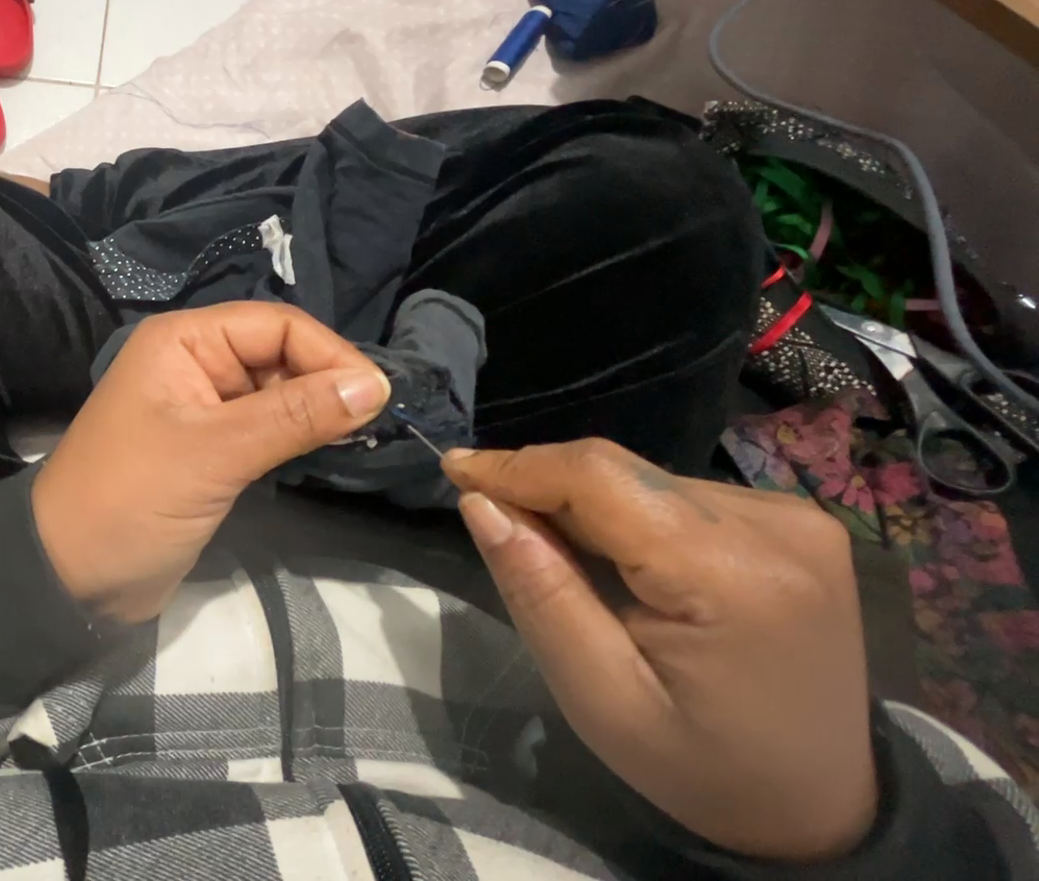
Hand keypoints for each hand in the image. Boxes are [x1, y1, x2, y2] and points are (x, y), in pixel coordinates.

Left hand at [33, 302, 390, 623]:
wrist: (70, 574)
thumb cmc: (131, 498)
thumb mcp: (214, 453)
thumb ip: (293, 415)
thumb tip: (375, 385)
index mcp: (183, 342)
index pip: (274, 325)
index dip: (328, 353)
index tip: (377, 397)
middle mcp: (194, 363)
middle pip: (279, 354)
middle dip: (326, 381)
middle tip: (374, 424)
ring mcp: (202, 408)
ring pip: (277, 392)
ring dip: (317, 411)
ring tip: (361, 438)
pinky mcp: (210, 450)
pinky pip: (265, 428)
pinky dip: (297, 436)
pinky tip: (329, 450)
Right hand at [443, 440, 877, 861]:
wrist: (816, 804)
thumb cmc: (694, 762)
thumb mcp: (597, 695)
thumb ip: (539, 591)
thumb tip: (479, 502)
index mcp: (732, 577)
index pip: (598, 478)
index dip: (516, 465)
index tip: (452, 467)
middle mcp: (773, 528)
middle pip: (618, 470)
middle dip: (539, 483)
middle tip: (484, 509)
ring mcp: (791, 520)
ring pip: (639, 475)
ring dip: (577, 499)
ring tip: (546, 544)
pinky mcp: (791, 523)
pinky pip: (670, 490)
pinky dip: (619, 510)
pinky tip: (608, 552)